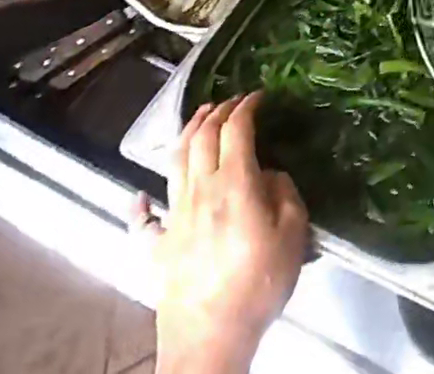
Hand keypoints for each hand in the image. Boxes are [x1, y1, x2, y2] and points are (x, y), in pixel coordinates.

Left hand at [135, 92, 308, 373]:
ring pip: (173, 166)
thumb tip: (268, 175)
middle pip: (200, 141)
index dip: (247, 108)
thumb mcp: (293, 230)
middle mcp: (200, 194)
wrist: (211, 337)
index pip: (237, 132)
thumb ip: (284, 192)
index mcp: (235, 185)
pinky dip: (140, 203)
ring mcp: (174, 221)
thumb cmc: (260, 281)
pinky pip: (143, 221)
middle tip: (232, 100)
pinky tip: (139, 195)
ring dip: (186, 136)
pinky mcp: (157, 249)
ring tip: (198, 120)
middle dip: (216, 113)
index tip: (259, 95)